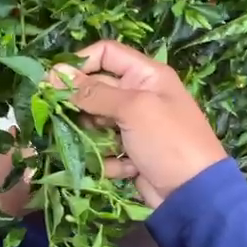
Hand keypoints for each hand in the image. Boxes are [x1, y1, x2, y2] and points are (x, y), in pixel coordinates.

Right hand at [55, 40, 227, 208]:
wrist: (193, 193)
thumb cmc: (168, 140)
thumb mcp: (133, 109)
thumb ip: (93, 92)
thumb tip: (53, 74)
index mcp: (146, 75)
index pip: (105, 53)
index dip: (80, 63)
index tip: (54, 82)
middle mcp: (139, 95)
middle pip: (95, 89)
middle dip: (81, 107)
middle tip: (69, 121)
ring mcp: (134, 126)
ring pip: (94, 122)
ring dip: (92, 137)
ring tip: (103, 149)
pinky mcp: (129, 152)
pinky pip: (104, 149)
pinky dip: (109, 160)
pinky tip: (125, 169)